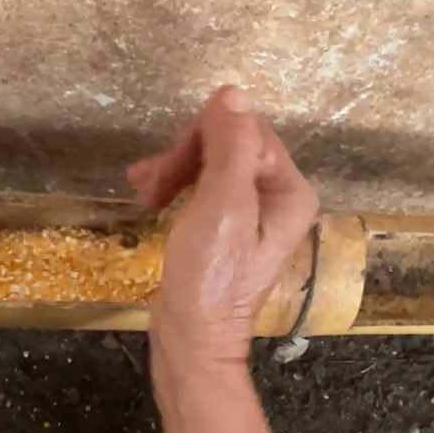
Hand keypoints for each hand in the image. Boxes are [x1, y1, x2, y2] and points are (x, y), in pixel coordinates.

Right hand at [128, 85, 318, 364]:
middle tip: (150, 184)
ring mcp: (253, 214)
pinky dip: (175, 184)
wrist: (191, 340)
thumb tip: (231, 92)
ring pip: (211, 163)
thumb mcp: (222, 206)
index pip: (247, 131)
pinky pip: (203, 186)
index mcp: (289, 191)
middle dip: (186, 156)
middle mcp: (278, 198)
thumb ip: (231, 147)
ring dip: (174, 169)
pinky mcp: (227, 228)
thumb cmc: (208, 279)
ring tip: (144, 192)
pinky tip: (149, 194)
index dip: (204, 138)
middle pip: (229, 145)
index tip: (168, 166)